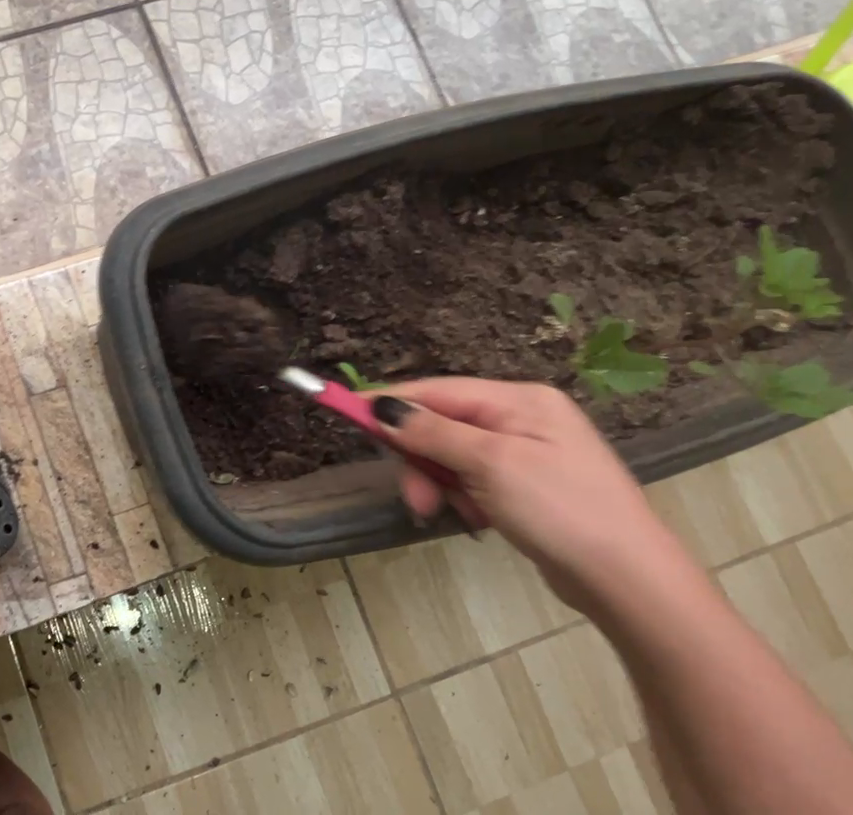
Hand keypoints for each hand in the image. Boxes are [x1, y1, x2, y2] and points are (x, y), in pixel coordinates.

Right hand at [371, 378, 697, 614]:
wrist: (629, 581)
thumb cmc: (561, 510)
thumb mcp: (489, 464)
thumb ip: (431, 432)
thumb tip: (380, 405)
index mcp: (520, 400)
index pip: (436, 390)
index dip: (389, 401)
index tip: (343, 411)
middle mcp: (523, 417)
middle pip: (440, 424)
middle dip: (420, 459)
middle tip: (417, 498)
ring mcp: (527, 451)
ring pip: (450, 454)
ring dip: (439, 483)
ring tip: (449, 514)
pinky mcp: (527, 484)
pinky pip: (471, 477)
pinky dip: (462, 496)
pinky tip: (477, 519)